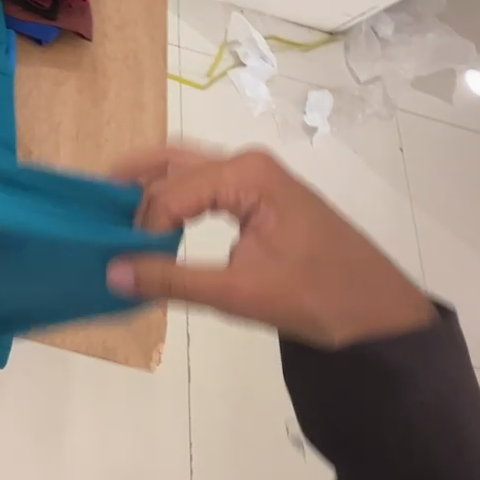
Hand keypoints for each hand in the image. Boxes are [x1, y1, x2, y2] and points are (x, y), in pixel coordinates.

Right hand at [107, 145, 436, 347]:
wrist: (383, 317)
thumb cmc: (320, 299)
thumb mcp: (241, 293)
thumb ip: (172, 280)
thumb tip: (111, 273)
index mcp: (246, 176)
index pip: (172, 192)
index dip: (144, 224)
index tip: (124, 257)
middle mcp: (246, 163)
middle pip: (171, 162)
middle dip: (133, 184)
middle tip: (97, 209)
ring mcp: (253, 175)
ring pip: (184, 168)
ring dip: (149, 186)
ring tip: (114, 210)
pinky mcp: (256, 193)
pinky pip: (201, 184)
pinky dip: (172, 197)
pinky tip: (154, 220)